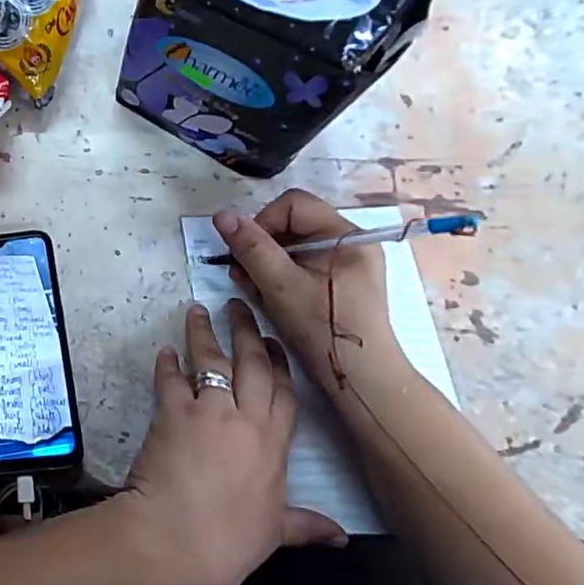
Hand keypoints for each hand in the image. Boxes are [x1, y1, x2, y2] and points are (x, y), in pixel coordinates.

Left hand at [117, 300, 345, 584]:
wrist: (180, 539)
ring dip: (203, 333)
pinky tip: (165, 351)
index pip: (284, 394)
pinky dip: (167, 363)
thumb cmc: (231, 541)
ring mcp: (208, 411)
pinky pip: (171, 377)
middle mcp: (245, 420)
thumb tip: (341, 537)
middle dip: (248, 332)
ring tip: (197, 310)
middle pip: (252, 364)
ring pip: (210, 360)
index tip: (275, 343)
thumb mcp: (274, 532)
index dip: (280, 365)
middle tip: (239, 306)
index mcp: (274, 446)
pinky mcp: (172, 410)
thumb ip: (305, 525)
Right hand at [214, 190, 404, 395]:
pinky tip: (266, 294)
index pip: (293, 204)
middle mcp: (350, 242)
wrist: (362, 380)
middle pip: (291, 223)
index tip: (246, 252)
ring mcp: (346, 263)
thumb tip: (222, 215)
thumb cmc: (323, 328)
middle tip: (242, 272)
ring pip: (292, 245)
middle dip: (261, 244)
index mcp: (346, 235)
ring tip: (250, 285)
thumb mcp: (280, 284)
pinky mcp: (339, 282)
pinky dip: (279, 274)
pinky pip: (301, 264)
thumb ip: (251, 247)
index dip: (263, 221)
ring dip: (265, 261)